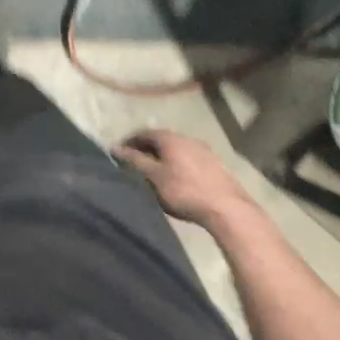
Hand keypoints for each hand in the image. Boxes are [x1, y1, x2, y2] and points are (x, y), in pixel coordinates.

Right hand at [114, 129, 256, 227]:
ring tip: (153, 172)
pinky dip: (176, 163)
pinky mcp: (214, 164)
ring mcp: (204, 150)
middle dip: (146, 149)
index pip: (145, 132)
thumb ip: (134, 161)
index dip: (130, 141)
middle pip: (162, 139)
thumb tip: (115, 147)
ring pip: (177, 149)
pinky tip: (175, 178)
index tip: (119, 153)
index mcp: (171, 139)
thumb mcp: (153, 177)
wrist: (225, 207)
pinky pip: (188, 158)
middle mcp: (188, 139)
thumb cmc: (183, 191)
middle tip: (133, 163)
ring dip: (162, 156)